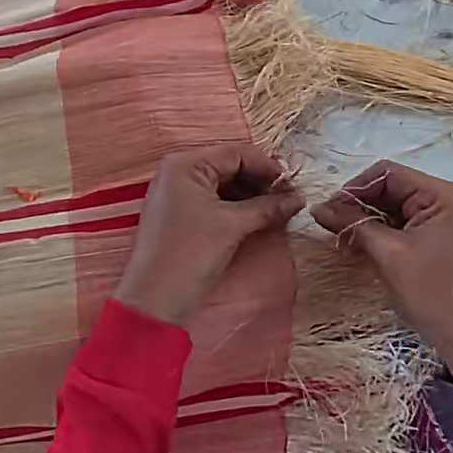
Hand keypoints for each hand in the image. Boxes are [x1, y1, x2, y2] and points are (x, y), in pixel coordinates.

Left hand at [115, 145, 303, 325]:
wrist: (154, 299)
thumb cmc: (191, 253)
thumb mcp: (232, 225)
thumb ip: (267, 207)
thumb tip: (298, 198)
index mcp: (185, 164)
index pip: (236, 153)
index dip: (269, 168)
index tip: (296, 187)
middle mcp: (178, 171)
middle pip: (230, 166)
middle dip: (261, 182)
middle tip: (291, 202)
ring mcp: (177, 193)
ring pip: (223, 185)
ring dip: (252, 196)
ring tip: (280, 212)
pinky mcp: (180, 214)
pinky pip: (214, 201)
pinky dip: (237, 208)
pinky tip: (259, 219)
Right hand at [311, 161, 452, 393]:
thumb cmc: (433, 293)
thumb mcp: (387, 254)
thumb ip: (352, 223)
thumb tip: (316, 207)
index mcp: (442, 195)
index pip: (386, 173)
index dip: (353, 188)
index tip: (328, 211)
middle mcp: (445, 199)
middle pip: (388, 188)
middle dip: (357, 206)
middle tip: (330, 228)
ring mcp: (443, 219)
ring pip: (390, 207)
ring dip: (364, 221)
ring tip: (343, 242)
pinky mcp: (438, 237)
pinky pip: (400, 223)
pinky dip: (378, 233)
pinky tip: (359, 248)